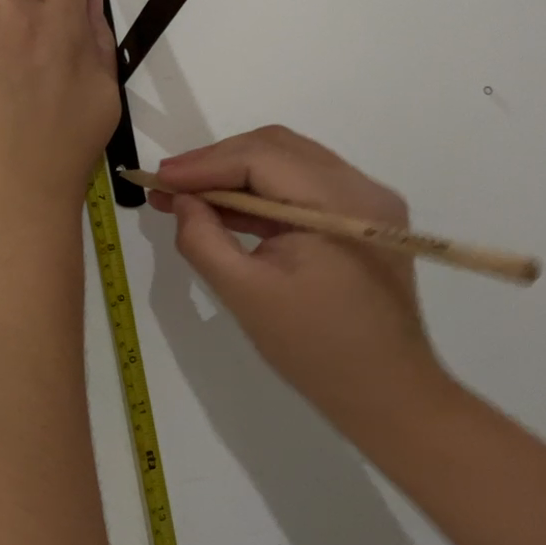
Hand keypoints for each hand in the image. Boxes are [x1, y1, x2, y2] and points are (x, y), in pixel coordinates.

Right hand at [149, 126, 449, 421]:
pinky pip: (297, 184)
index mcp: (340, 205)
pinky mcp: (358, 218)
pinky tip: (219, 208)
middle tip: (167, 184)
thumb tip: (180, 200)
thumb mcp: (243, 292)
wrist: (388, 395)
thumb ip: (202, 238)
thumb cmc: (315, 348)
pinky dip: (255, 191)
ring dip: (231, 173)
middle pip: (273, 149)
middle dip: (214, 162)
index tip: (157, 179)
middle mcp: (361, 189)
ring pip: (284, 160)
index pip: (260, 160)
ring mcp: (365, 201)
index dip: (203, 165)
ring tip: (184, 194)